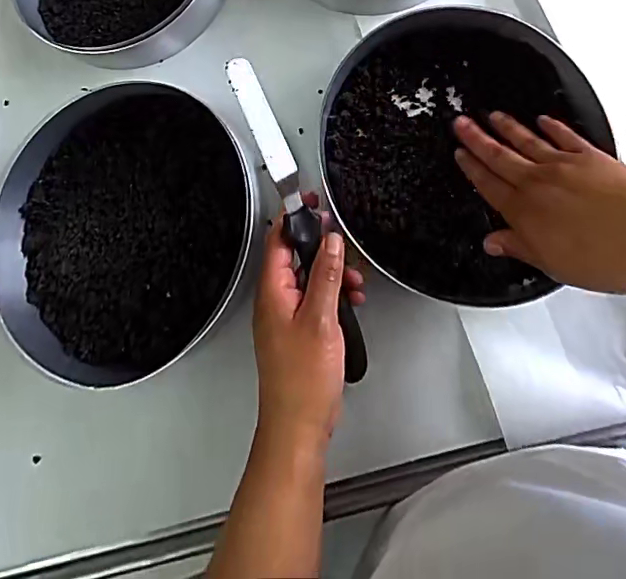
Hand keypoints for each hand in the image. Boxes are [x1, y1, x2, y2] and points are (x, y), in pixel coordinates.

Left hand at [253, 194, 366, 448]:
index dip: (295, 218)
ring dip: (330, 275)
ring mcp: (284, 314)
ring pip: (307, 278)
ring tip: (354, 284)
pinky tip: (349, 302)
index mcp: (271, 289)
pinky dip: (331, 295)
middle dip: (321, 249)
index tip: (312, 203)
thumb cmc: (301, 380)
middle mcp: (274, 297)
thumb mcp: (320, 318)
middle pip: (294, 256)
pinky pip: (312, 299)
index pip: (278, 239)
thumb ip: (325, 276)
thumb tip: (330, 242)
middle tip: (343, 245)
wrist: (297, 422)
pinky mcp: (297, 329)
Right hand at [453, 113, 625, 293]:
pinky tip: (544, 120)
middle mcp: (537, 183)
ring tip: (492, 116)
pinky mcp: (593, 158)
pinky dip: (552, 127)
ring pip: (526, 142)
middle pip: (498, 156)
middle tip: (460, 123)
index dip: (470, 167)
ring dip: (507, 128)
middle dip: (476, 138)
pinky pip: (565, 137)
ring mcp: (564, 167)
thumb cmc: (610, 255)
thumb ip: (520, 248)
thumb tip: (494, 243)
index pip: (487, 184)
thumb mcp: (555, 264)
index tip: (460, 154)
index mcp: (523, 211)